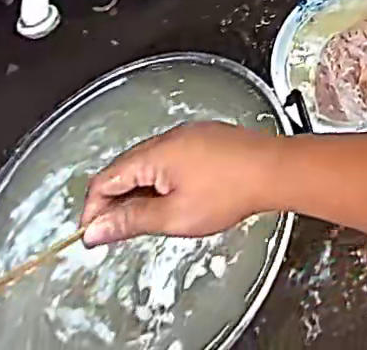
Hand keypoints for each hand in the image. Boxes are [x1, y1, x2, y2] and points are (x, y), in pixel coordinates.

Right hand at [79, 122, 279, 246]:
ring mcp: (191, 133)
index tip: (94, 234)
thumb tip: (96, 228)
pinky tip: (173, 197)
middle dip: (115, 198)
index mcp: (158, 152)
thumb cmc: (229, 191)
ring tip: (148, 218)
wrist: (272, 169)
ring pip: (149, 161)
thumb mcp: (173, 216)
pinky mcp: (206, 137)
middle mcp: (172, 136)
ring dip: (139, 189)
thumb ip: (130, 221)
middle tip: (117, 231)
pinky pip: (172, 155)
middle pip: (126, 166)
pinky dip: (162, 177)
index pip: (107, 177)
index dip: (94, 208)